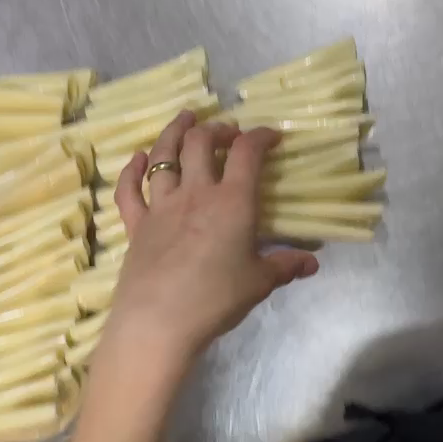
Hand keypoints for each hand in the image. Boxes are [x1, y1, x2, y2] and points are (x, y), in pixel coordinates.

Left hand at [109, 112, 319, 361]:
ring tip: (185, 119)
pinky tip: (138, 158)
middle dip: (217, 129)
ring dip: (174, 132)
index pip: (247, 153)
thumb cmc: (215, 299)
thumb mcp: (259, 283)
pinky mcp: (136, 224)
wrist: (158, 322)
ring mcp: (161, 205)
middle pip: (201, 143)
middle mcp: (196, 193)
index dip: (260, 136)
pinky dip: (132, 170)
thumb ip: (285, 266)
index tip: (271, 136)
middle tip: (227, 131)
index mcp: (232, 201)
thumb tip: (312, 263)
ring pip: (164, 156)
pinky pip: (129, 190)